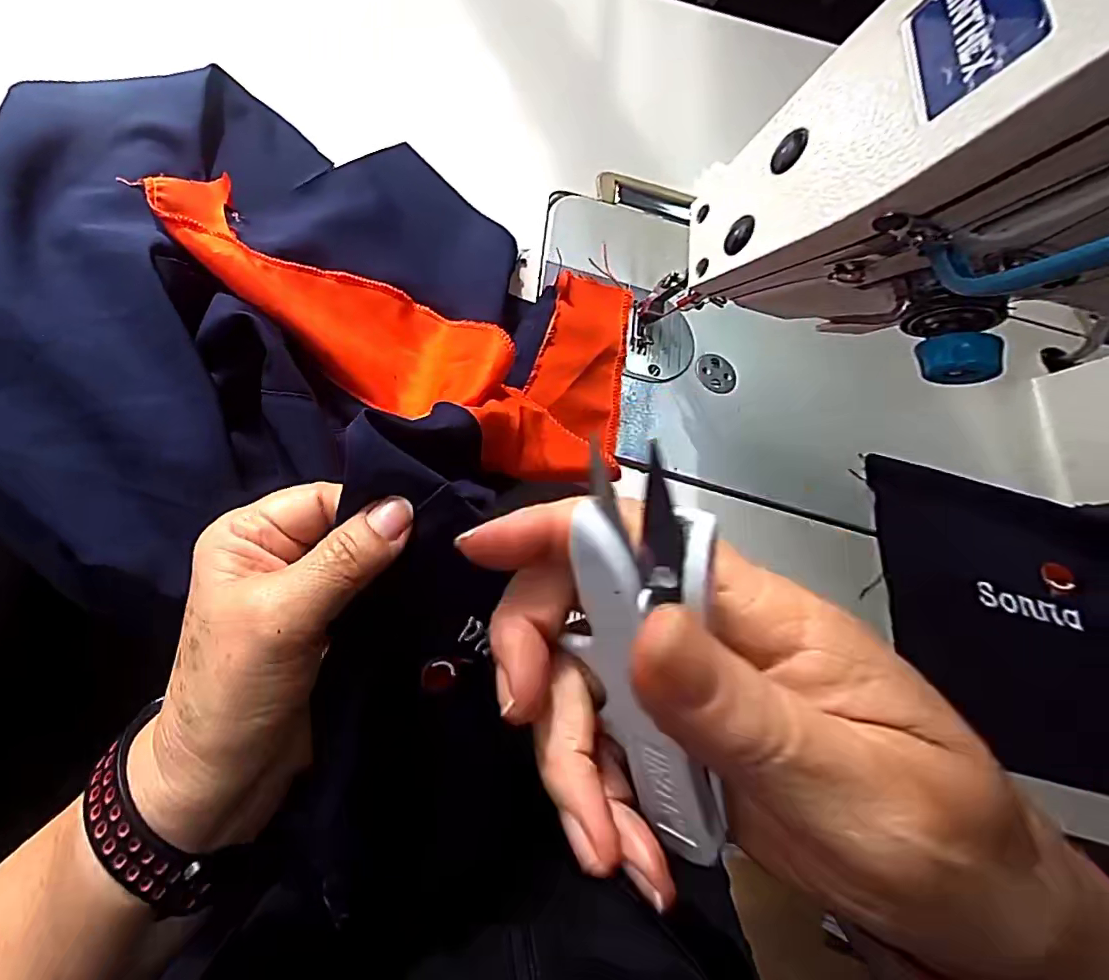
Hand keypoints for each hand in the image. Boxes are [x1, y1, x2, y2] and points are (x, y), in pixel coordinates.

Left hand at [128, 483, 413, 852]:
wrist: (221, 779)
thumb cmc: (235, 687)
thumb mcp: (283, 614)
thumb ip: (341, 561)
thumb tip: (401, 508)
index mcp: (245, 535)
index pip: (319, 499)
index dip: (370, 507)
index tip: (431, 522)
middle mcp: (272, 556)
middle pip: (343, 531)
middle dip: (390, 543)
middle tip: (450, 554)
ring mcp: (300, 597)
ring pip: (360, 569)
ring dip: (397, 577)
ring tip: (449, 580)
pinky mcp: (325, 634)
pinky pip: (365, 605)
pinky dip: (394, 607)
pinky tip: (431, 608)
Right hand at [459, 498, 1108, 978]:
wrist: (970, 918)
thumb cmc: (940, 837)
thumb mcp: (846, 778)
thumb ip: (736, 704)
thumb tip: (644, 629)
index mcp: (745, 611)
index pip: (632, 536)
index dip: (547, 529)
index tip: (477, 550)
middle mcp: (689, 634)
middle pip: (569, 610)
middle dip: (533, 664)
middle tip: (524, 719)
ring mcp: (664, 684)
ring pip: (568, 691)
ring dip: (570, 769)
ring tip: (604, 850)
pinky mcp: (651, 733)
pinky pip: (589, 747)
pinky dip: (595, 802)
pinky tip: (626, 856)